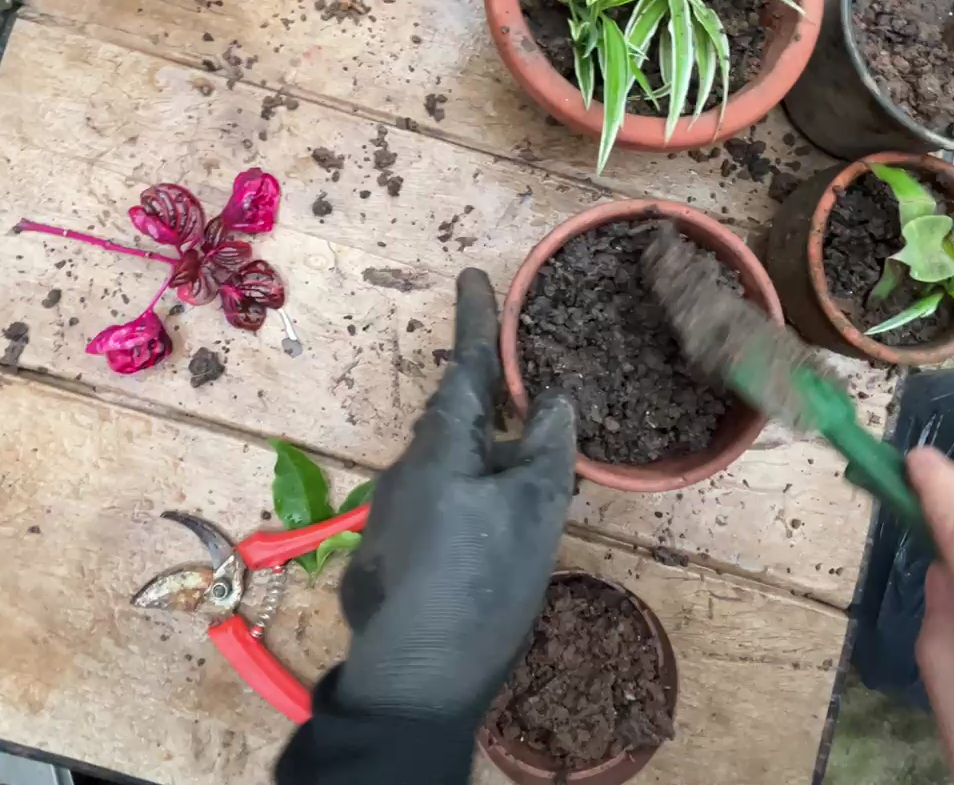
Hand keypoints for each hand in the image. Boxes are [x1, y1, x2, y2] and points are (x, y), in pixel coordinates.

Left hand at [334, 268, 576, 719]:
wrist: (415, 678)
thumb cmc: (480, 584)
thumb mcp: (531, 512)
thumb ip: (544, 448)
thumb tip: (555, 399)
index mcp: (441, 444)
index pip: (464, 365)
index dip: (475, 318)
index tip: (473, 274)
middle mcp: (411, 463)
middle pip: (458, 409)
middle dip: (487, 388)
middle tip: (523, 379)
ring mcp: (398, 503)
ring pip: (453, 452)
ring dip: (486, 442)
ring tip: (525, 456)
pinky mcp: (397, 537)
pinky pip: (445, 487)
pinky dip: (475, 480)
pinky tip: (498, 510)